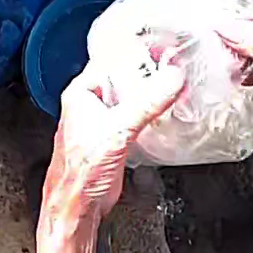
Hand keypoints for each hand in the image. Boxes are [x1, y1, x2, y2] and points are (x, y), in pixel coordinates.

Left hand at [33, 51, 183, 252]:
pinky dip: (150, 109)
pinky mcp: (114, 137)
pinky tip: (166, 109)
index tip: (162, 43)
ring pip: (130, 96)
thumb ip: (147, 103)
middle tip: (175, 60)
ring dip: (150, 90)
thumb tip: (172, 78)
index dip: (136, 50)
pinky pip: (135, 114)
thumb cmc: (80, 175)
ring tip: (175, 80)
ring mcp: (102, 120)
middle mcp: (89, 104)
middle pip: (122, 76)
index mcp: (81, 94)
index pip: (110, 59)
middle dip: (148, 69)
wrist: (78, 209)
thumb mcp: (118, 131)